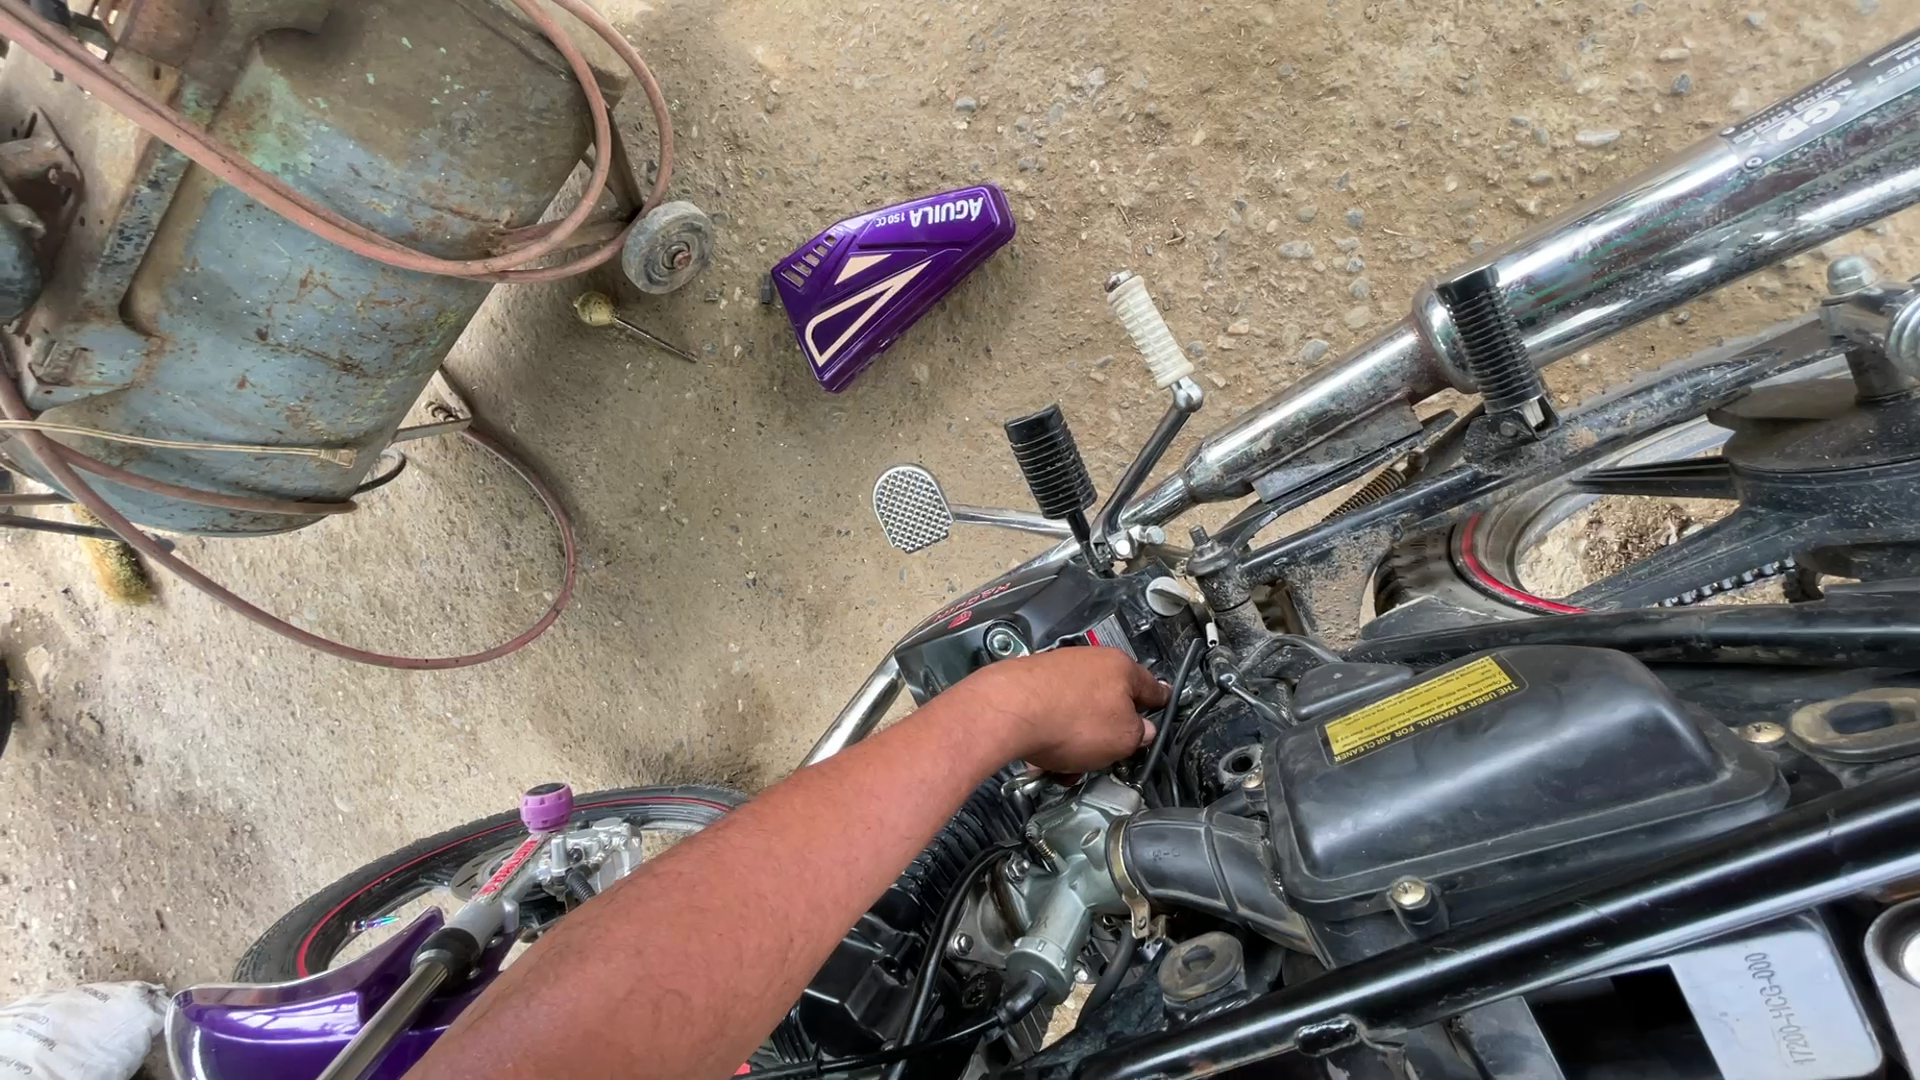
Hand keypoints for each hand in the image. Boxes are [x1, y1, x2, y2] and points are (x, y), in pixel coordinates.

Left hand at [956, 647, 1169, 772]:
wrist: (1008, 711)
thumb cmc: (1072, 721)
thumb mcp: (1122, 738)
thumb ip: (1138, 734)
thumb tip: (1142, 729)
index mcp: (1120, 667)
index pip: (1150, 686)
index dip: (1159, 701)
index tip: (1164, 703)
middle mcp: (1088, 661)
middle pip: (1108, 703)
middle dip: (1106, 735)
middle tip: (1102, 758)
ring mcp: (1056, 670)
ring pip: (1078, 714)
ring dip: (1076, 742)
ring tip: (1065, 766)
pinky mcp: (1028, 683)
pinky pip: (1051, 715)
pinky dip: (1051, 736)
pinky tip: (1043, 757)